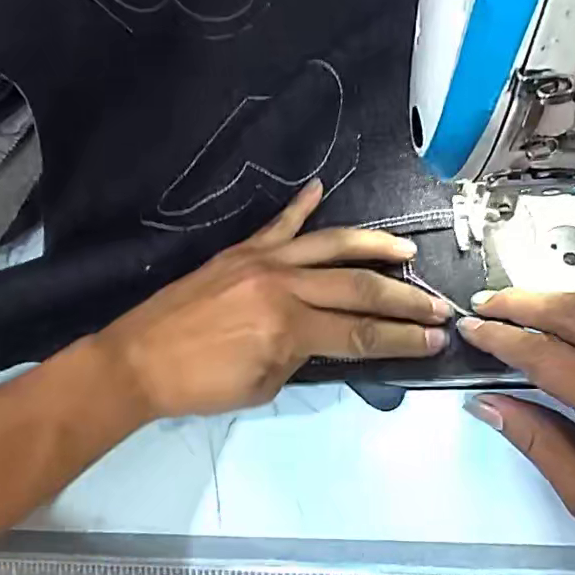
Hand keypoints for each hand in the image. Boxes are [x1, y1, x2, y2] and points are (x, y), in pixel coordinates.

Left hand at [94, 180, 449, 419]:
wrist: (137, 360)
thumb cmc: (200, 385)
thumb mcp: (264, 385)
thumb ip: (305, 356)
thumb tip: (329, 339)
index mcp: (289, 327)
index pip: (361, 333)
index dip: (402, 338)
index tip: (435, 339)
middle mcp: (283, 285)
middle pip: (358, 287)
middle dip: (404, 300)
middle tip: (438, 306)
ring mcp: (261, 261)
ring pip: (330, 244)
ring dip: (373, 245)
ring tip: (405, 250)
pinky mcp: (240, 251)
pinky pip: (278, 225)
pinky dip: (300, 206)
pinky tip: (318, 188)